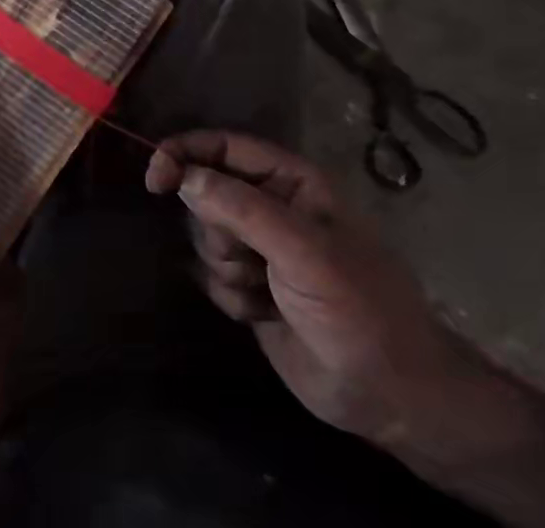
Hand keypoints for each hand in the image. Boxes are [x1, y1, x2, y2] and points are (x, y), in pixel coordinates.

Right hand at [144, 131, 489, 449]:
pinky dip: (228, 295)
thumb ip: (242, 209)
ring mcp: (259, 250)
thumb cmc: (359, 311)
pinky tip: (260, 314)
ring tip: (262, 292)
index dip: (185, 153)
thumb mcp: (305, 253)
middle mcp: (271, 209)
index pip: (224, 147)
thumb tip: (184, 177)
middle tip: (247, 259)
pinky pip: (209, 275)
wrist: (389, 397)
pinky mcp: (248, 287)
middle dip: (214, 229)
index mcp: (292, 183)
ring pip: (203, 237)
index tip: (155, 179)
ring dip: (223, 267)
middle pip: (204, 194)